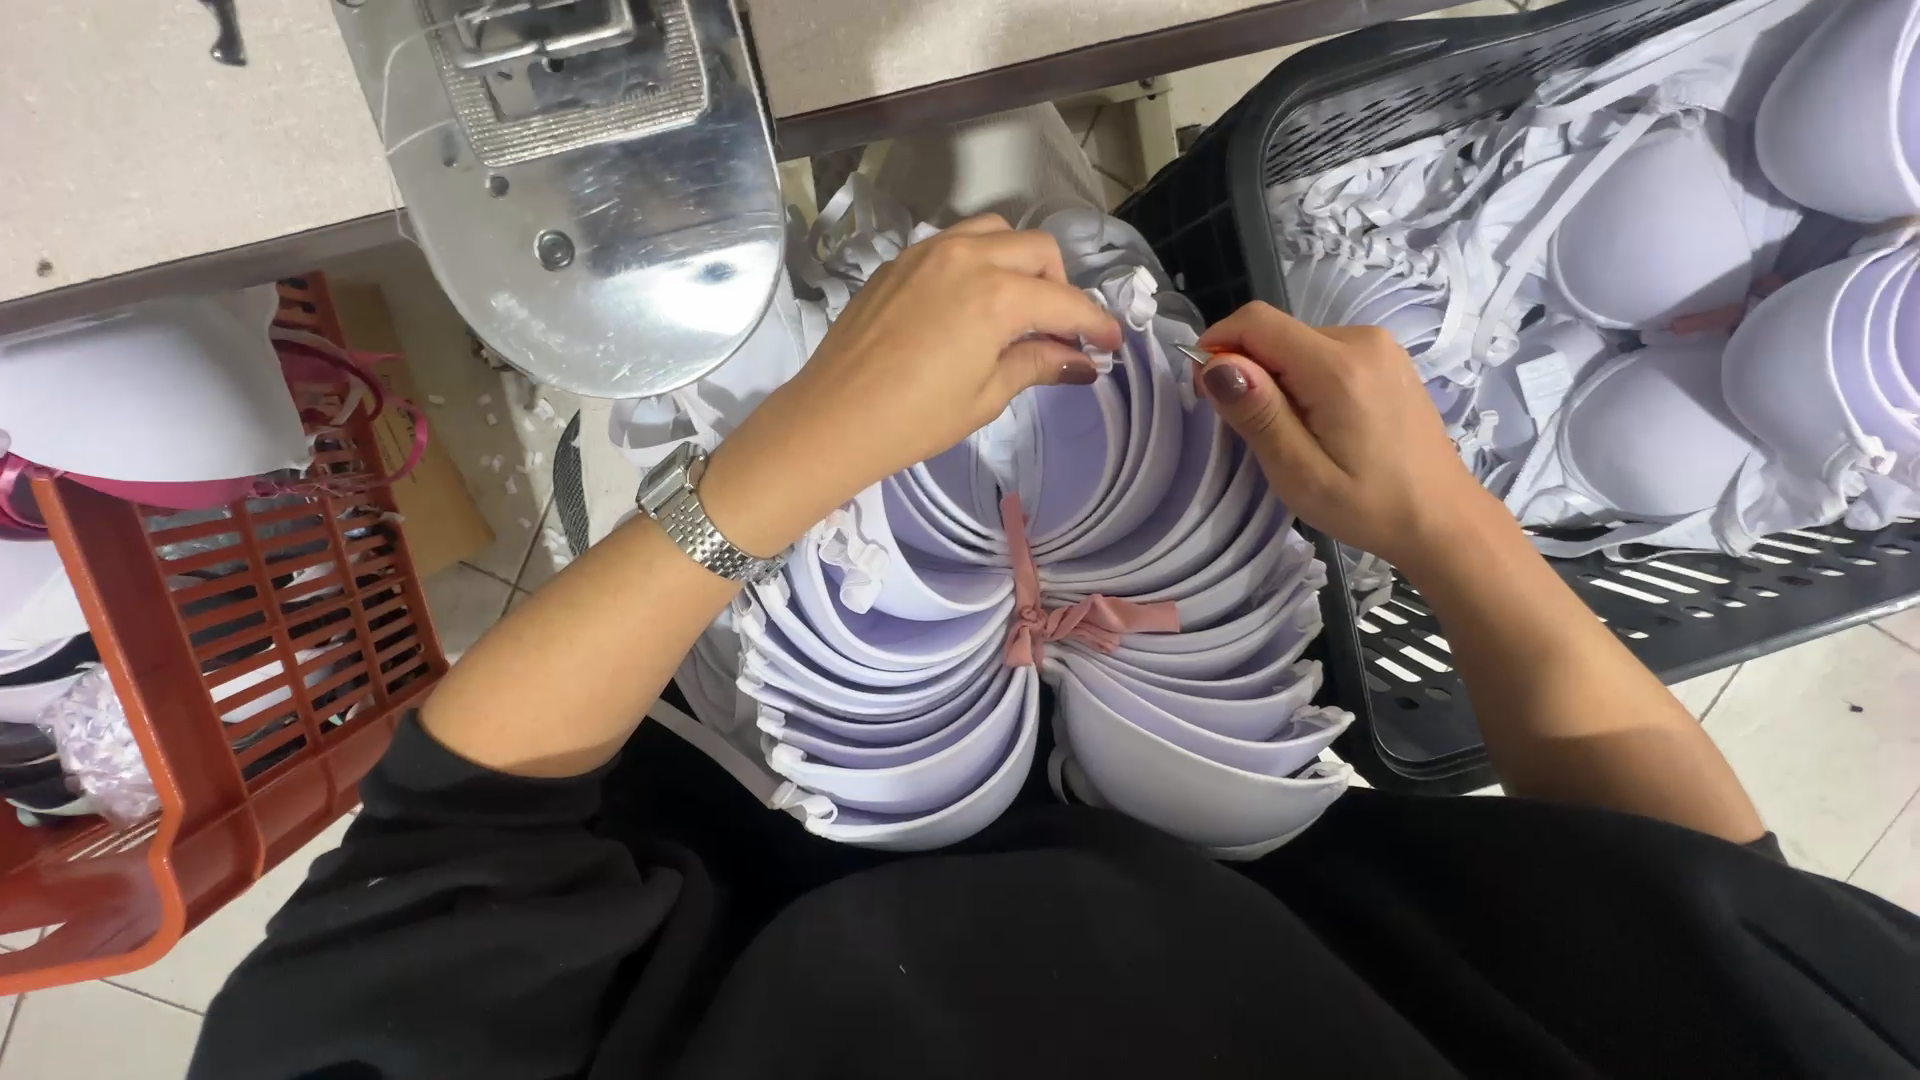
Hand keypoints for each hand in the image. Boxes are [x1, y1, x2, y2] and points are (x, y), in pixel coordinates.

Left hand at [701, 214, 1121, 555]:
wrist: (833, 419)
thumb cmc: (915, 420)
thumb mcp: (986, 396)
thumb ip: (1036, 364)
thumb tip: (1080, 360)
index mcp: (997, 295)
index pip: (1064, 301)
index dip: (1095, 323)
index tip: (1111, 343)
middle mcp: (967, 256)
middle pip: (1036, 249)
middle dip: (1060, 285)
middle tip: (1060, 328)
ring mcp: (927, 252)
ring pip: (994, 232)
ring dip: (1019, 261)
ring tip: (1016, 305)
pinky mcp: (898, 262)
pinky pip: (953, 243)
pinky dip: (977, 261)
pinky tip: (969, 302)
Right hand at [1195, 302, 1504, 573]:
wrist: (1441, 519)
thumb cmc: (1367, 506)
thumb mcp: (1300, 473)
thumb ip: (1258, 414)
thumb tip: (1215, 365)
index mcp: (1338, 367)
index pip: (1255, 322)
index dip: (1218, 347)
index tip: (1208, 394)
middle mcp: (1361, 340)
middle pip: (1275, 332)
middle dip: (1246, 369)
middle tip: (1250, 429)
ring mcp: (1379, 347)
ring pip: (1296, 342)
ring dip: (1274, 377)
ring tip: (1287, 432)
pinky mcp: (1385, 359)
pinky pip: (1321, 353)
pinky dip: (1300, 379)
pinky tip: (1315, 422)